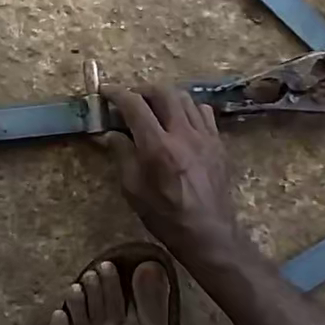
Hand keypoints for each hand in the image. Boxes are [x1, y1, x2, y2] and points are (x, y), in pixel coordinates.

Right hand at [100, 85, 248, 268]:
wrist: (209, 233)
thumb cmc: (166, 217)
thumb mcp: (133, 190)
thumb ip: (122, 155)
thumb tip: (110, 133)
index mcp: (158, 147)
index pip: (135, 105)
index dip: (117, 93)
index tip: (105, 92)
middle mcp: (183, 134)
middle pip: (163, 92)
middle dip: (142, 90)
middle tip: (130, 99)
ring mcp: (205, 136)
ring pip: (184, 98)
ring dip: (165, 96)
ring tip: (153, 107)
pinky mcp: (218, 142)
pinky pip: (203, 112)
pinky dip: (187, 108)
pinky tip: (180, 120)